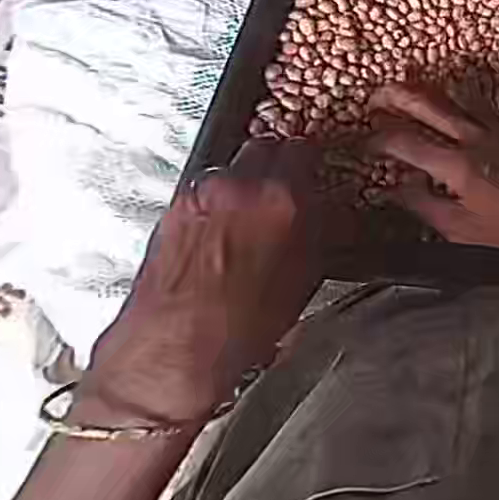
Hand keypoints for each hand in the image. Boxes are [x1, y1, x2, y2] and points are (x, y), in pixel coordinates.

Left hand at [79, 138, 321, 424]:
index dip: (314, 158)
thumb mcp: (307, 272)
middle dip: (280, 161)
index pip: (304, 149)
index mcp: (280, 197)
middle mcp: (237, 186)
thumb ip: (320, 227)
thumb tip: (327, 209)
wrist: (171, 352)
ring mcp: (199, 195)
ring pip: (233, 167)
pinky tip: (230, 229)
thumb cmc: (243, 322)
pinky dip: (223, 198)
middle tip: (292, 183)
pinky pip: (208, 189)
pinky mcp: (172, 210)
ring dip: (249, 180)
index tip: (319, 167)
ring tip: (258, 212)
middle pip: (264, 148)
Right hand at [362, 83, 498, 254]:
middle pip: (425, 103)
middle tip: (375, 98)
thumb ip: (423, 205)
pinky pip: (477, 103)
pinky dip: (457, 95)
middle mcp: (473, 139)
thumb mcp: (460, 229)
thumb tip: (396, 189)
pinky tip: (451, 97)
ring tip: (407, 84)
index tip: (366, 145)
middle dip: (395, 95)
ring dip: (427, 88)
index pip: (404, 141)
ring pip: (453, 96)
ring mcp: (493, 131)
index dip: (378, 140)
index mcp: (455, 165)